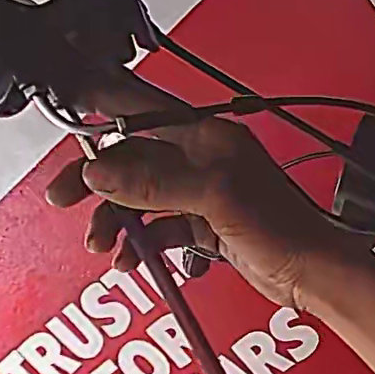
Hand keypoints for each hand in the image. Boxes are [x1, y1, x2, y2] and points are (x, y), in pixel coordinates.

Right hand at [44, 113, 365, 308]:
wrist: (309, 272)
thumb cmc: (284, 229)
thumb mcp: (216, 197)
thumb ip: (155, 181)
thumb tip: (102, 170)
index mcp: (209, 138)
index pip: (144, 108)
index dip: (103, 101)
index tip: (67, 100)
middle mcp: (204, 159)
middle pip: (133, 157)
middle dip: (96, 177)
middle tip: (64, 195)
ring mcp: (203, 193)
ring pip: (142, 195)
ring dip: (116, 218)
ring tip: (103, 243)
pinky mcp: (205, 223)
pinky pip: (159, 226)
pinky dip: (141, 241)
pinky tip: (131, 257)